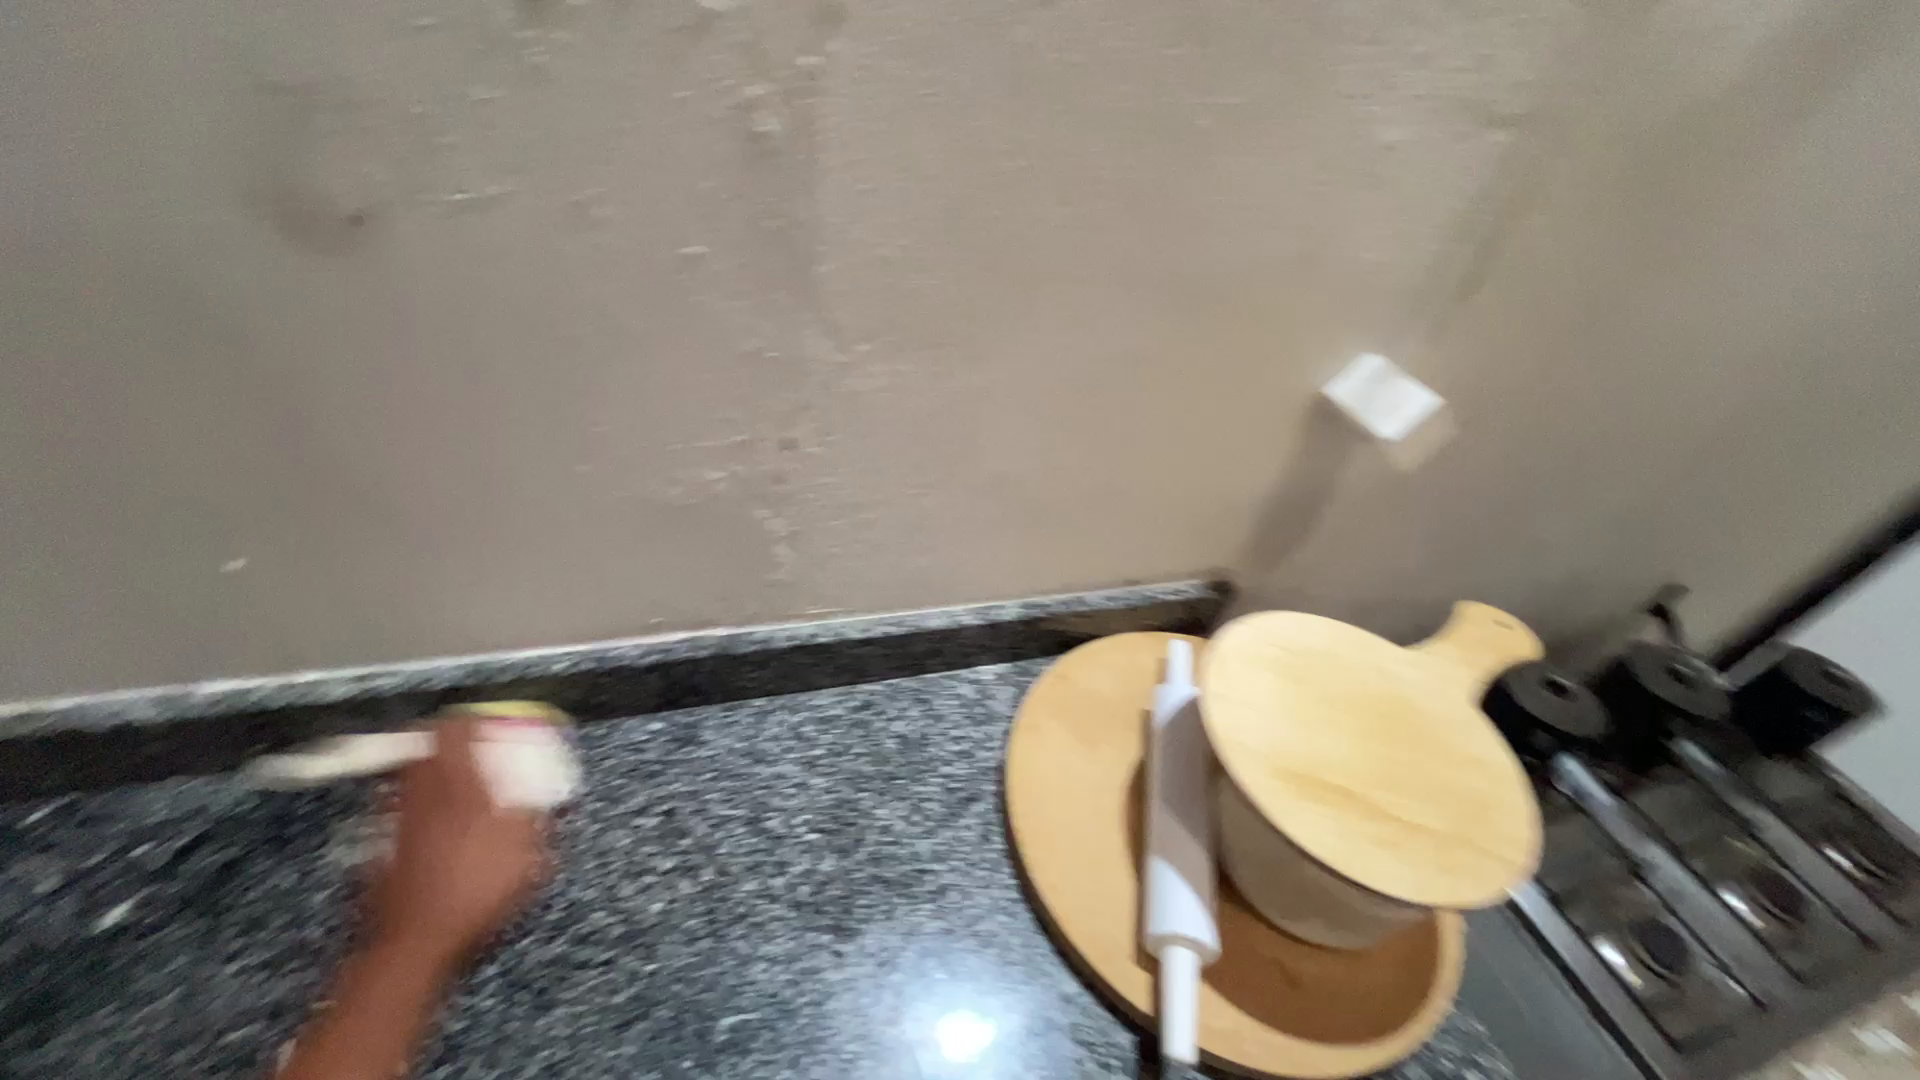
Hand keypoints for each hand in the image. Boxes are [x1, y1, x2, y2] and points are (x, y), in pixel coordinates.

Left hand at [363, 716, 550, 969]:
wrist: (415, 945)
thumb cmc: (477, 895)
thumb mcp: (528, 856)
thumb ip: (537, 821)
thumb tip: (552, 799)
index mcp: (462, 790)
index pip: (456, 736)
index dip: (467, 720)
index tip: (480, 716)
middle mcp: (424, 798)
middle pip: (422, 751)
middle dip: (438, 738)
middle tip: (456, 736)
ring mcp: (396, 824)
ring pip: (405, 778)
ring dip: (422, 766)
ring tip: (441, 769)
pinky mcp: (380, 851)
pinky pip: (395, 809)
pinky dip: (410, 801)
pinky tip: (423, 818)